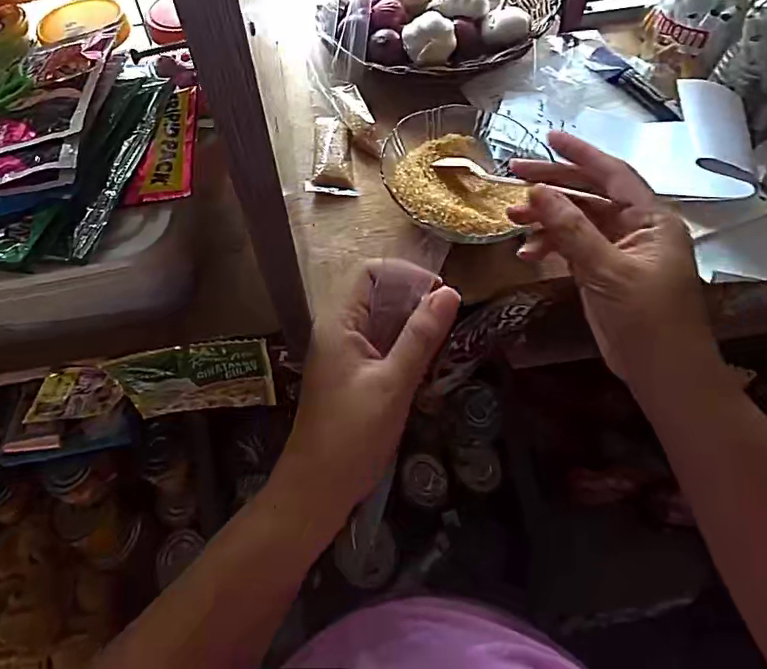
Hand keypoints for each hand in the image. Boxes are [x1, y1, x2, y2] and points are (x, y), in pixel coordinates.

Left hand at [279, 260, 459, 516]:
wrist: (315, 494)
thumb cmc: (351, 436)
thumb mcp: (393, 384)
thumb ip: (421, 336)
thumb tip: (450, 292)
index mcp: (339, 323)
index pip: (370, 272)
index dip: (406, 274)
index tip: (440, 293)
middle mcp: (339, 330)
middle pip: (378, 293)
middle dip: (414, 298)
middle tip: (448, 319)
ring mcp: (346, 353)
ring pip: (383, 319)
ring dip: (413, 323)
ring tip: (444, 339)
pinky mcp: (354, 374)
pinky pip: (383, 344)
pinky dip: (407, 345)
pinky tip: (429, 361)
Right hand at [507, 131, 717, 392]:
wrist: (665, 376)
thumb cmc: (648, 320)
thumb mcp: (608, 270)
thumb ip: (572, 229)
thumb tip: (539, 191)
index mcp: (651, 219)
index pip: (613, 174)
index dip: (580, 154)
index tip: (549, 138)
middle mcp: (636, 228)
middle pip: (590, 194)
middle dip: (553, 185)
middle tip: (514, 173)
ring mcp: (619, 250)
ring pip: (577, 221)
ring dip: (545, 219)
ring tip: (512, 218)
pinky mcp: (604, 272)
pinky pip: (573, 247)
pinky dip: (550, 247)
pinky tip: (527, 253)